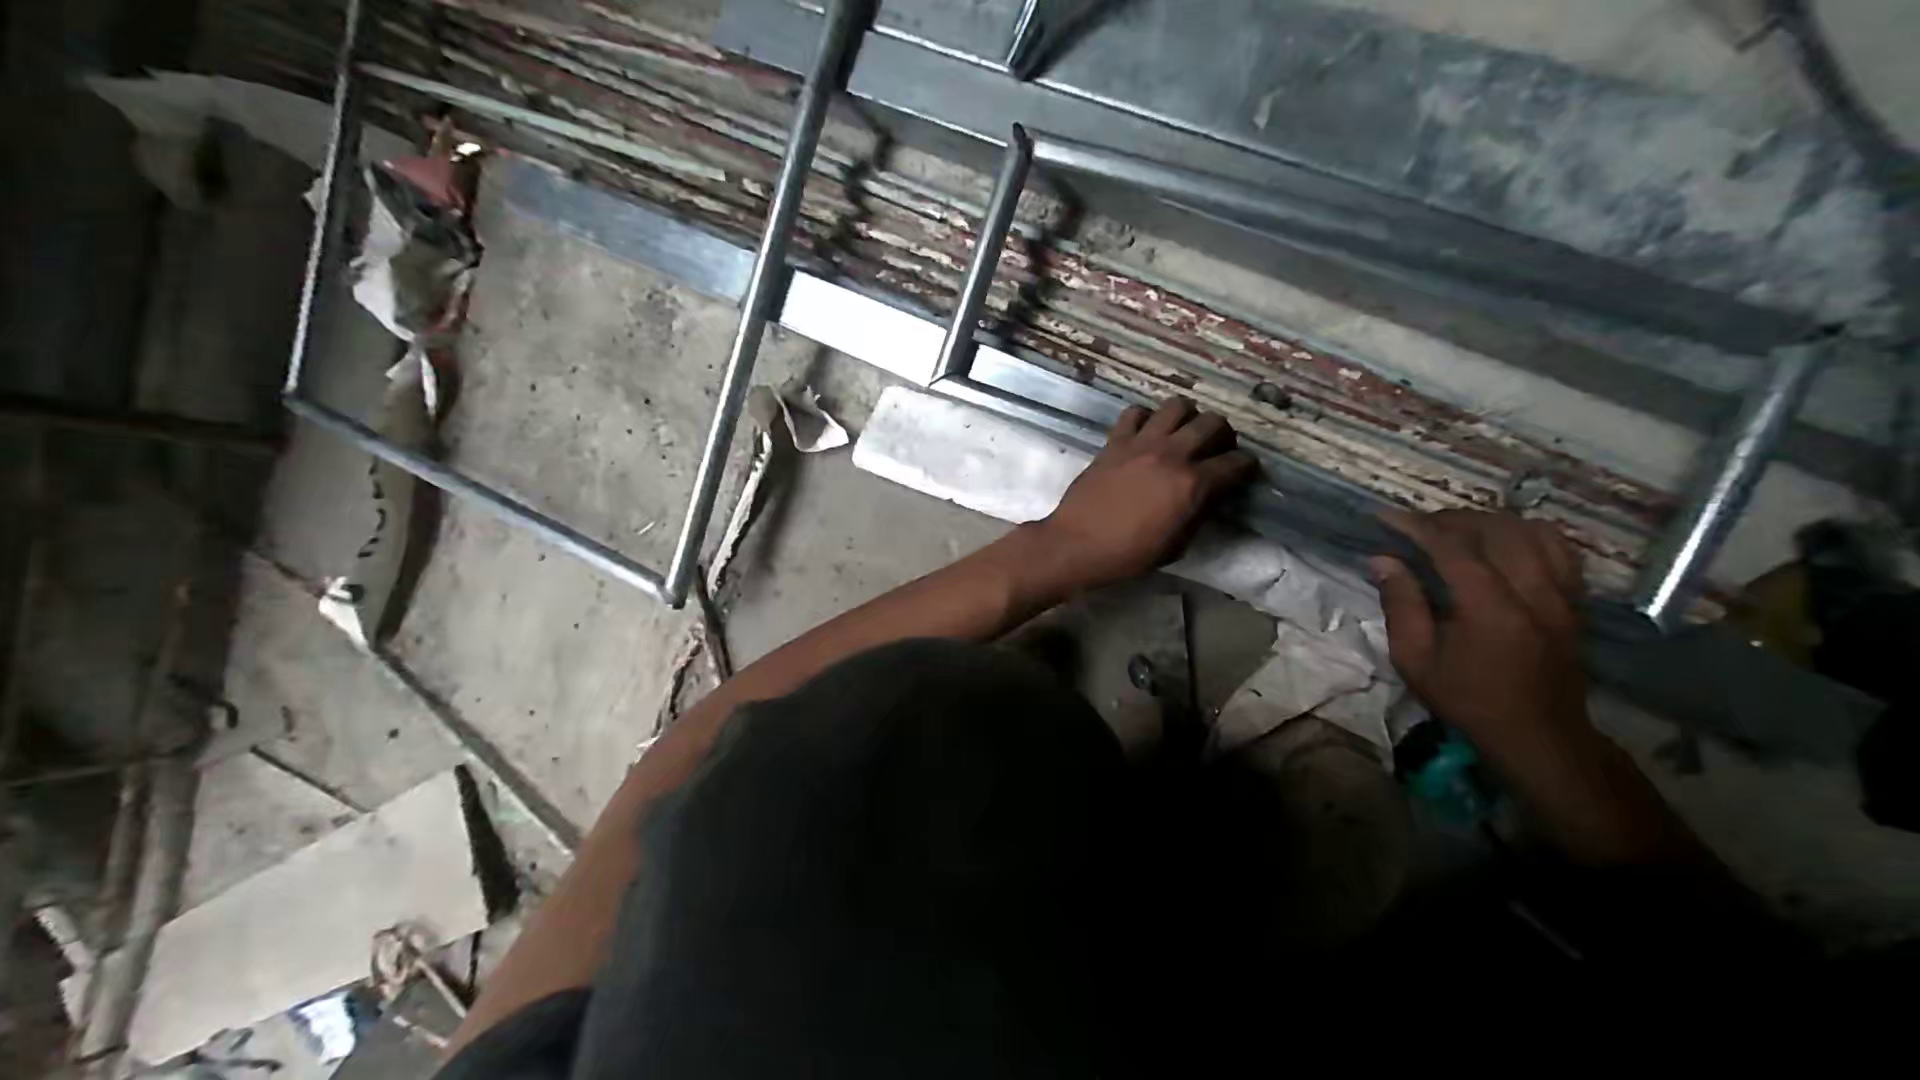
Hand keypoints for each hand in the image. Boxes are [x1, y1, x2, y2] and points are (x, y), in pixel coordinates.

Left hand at [1032, 398, 1255, 591]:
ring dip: (1187, 417)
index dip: (1246, 467)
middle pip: (1213, 423)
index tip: (1242, 472)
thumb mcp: (1178, 544)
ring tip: (1181, 434)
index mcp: (1193, 484)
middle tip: (1214, 450)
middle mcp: (1172, 454)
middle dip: (1222, 435)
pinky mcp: (1115, 441)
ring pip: (1177, 406)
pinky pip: (1134, 412)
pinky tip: (1144, 434)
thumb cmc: (1130, 554)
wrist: (1078, 545)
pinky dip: (1144, 418)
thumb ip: (1200, 513)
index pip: (1237, 462)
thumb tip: (1211, 495)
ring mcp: (1141, 443)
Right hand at [1370, 509, 1588, 744]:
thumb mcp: (1415, 660)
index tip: (1386, 517)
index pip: (1453, 548)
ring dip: (1489, 522)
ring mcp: (1563, 596)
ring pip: (1532, 532)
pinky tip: (1502, 542)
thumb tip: (1383, 561)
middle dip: (1451, 519)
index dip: (1417, 526)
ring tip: (1457, 530)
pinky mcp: (1575, 601)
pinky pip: (1559, 549)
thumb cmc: (1467, 699)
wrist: (1537, 734)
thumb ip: (1400, 605)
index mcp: (1491, 609)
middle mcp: (1535, 593)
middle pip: (1496, 530)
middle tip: (1417, 526)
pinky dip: (1526, 535)